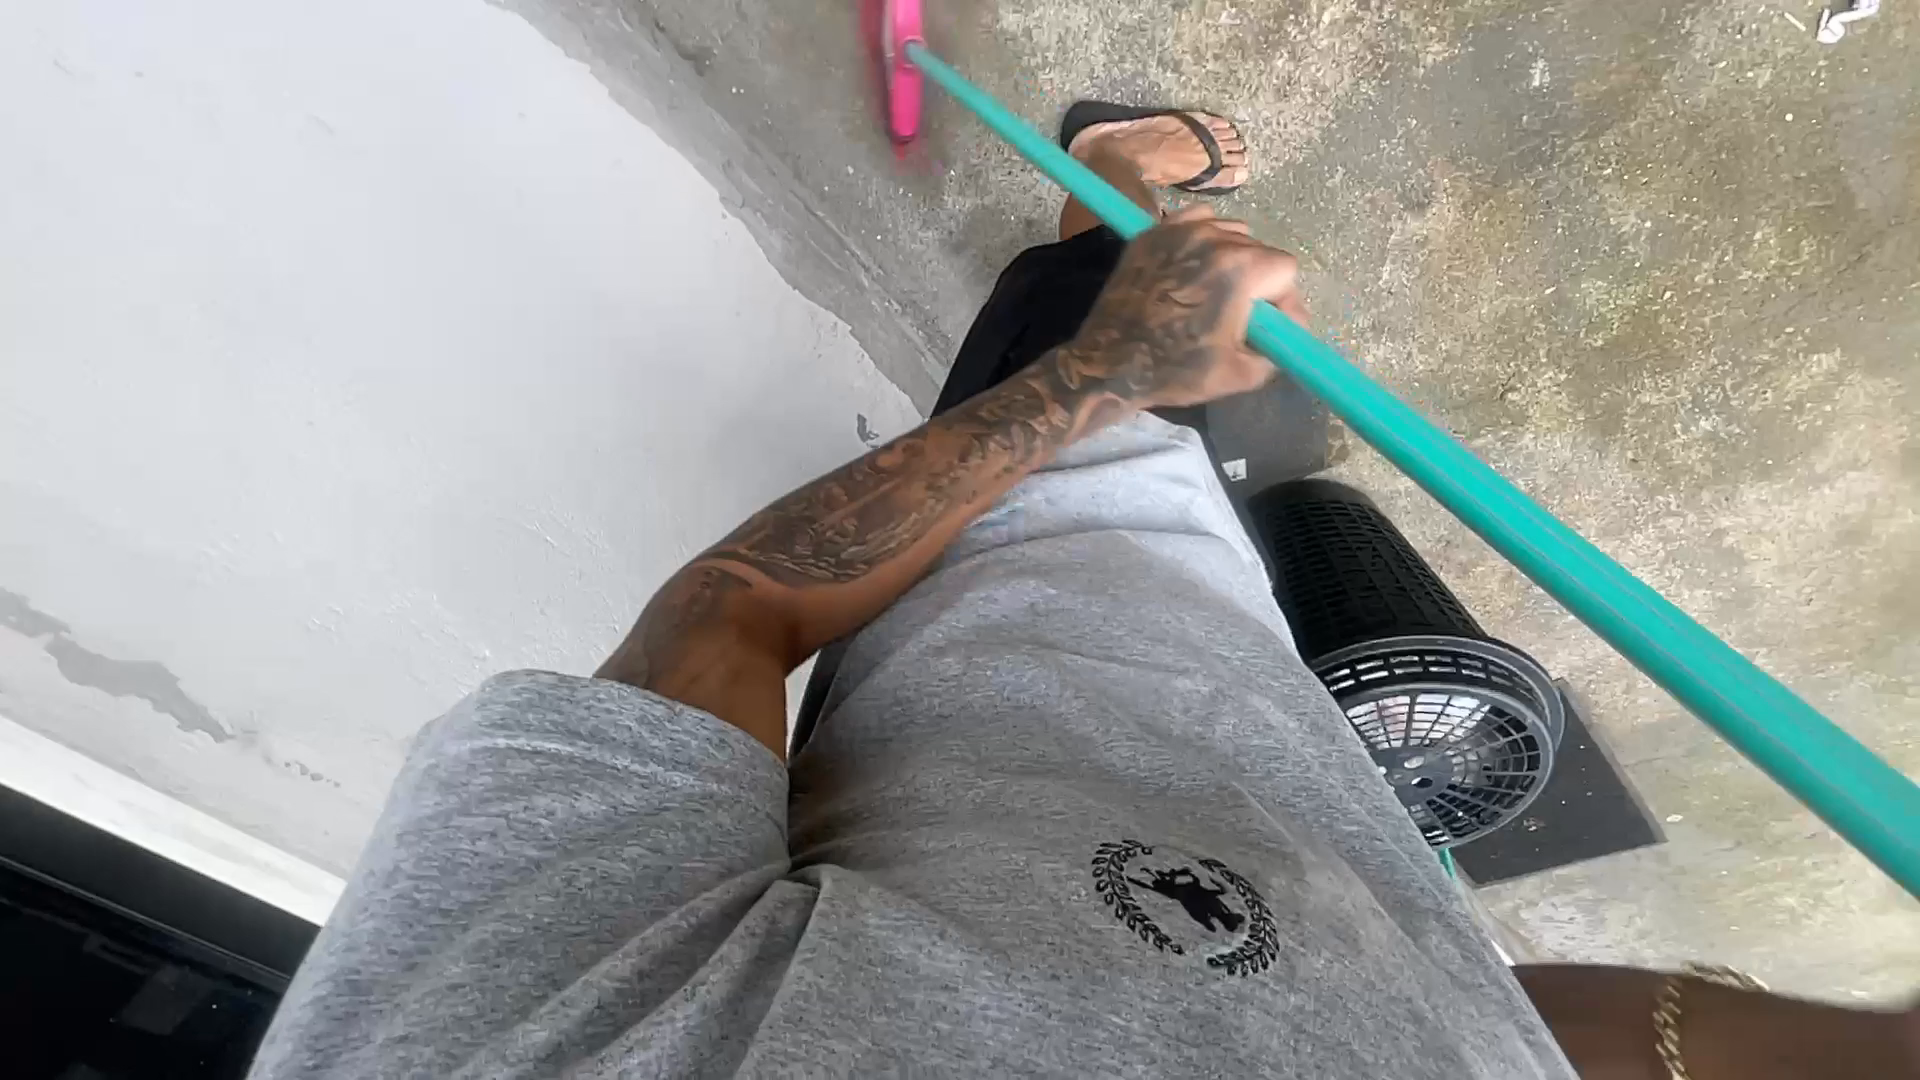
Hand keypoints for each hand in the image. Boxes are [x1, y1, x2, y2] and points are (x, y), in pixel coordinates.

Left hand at [1065, 205, 1307, 409]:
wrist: (1108, 366)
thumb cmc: (1172, 372)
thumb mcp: (1239, 374)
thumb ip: (1277, 350)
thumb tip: (1288, 333)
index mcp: (1240, 268)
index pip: (1285, 270)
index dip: (1282, 300)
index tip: (1267, 322)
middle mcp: (1213, 238)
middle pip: (1258, 250)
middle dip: (1256, 283)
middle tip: (1238, 314)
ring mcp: (1178, 231)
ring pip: (1228, 232)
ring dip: (1230, 259)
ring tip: (1212, 293)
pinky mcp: (1151, 234)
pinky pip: (1194, 223)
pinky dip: (1201, 241)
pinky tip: (1191, 269)